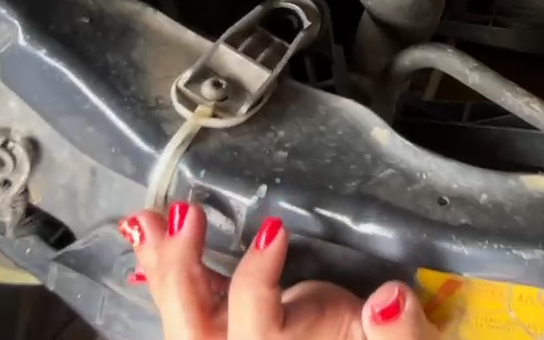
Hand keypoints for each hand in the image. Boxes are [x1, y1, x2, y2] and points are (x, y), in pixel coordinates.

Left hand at [118, 203, 439, 339]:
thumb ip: (399, 332)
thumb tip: (387, 300)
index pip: (256, 327)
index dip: (256, 282)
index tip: (273, 228)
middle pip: (193, 329)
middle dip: (181, 273)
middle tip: (185, 215)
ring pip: (178, 317)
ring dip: (161, 266)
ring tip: (144, 219)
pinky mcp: (225, 325)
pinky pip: (184, 306)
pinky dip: (164, 270)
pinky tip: (150, 234)